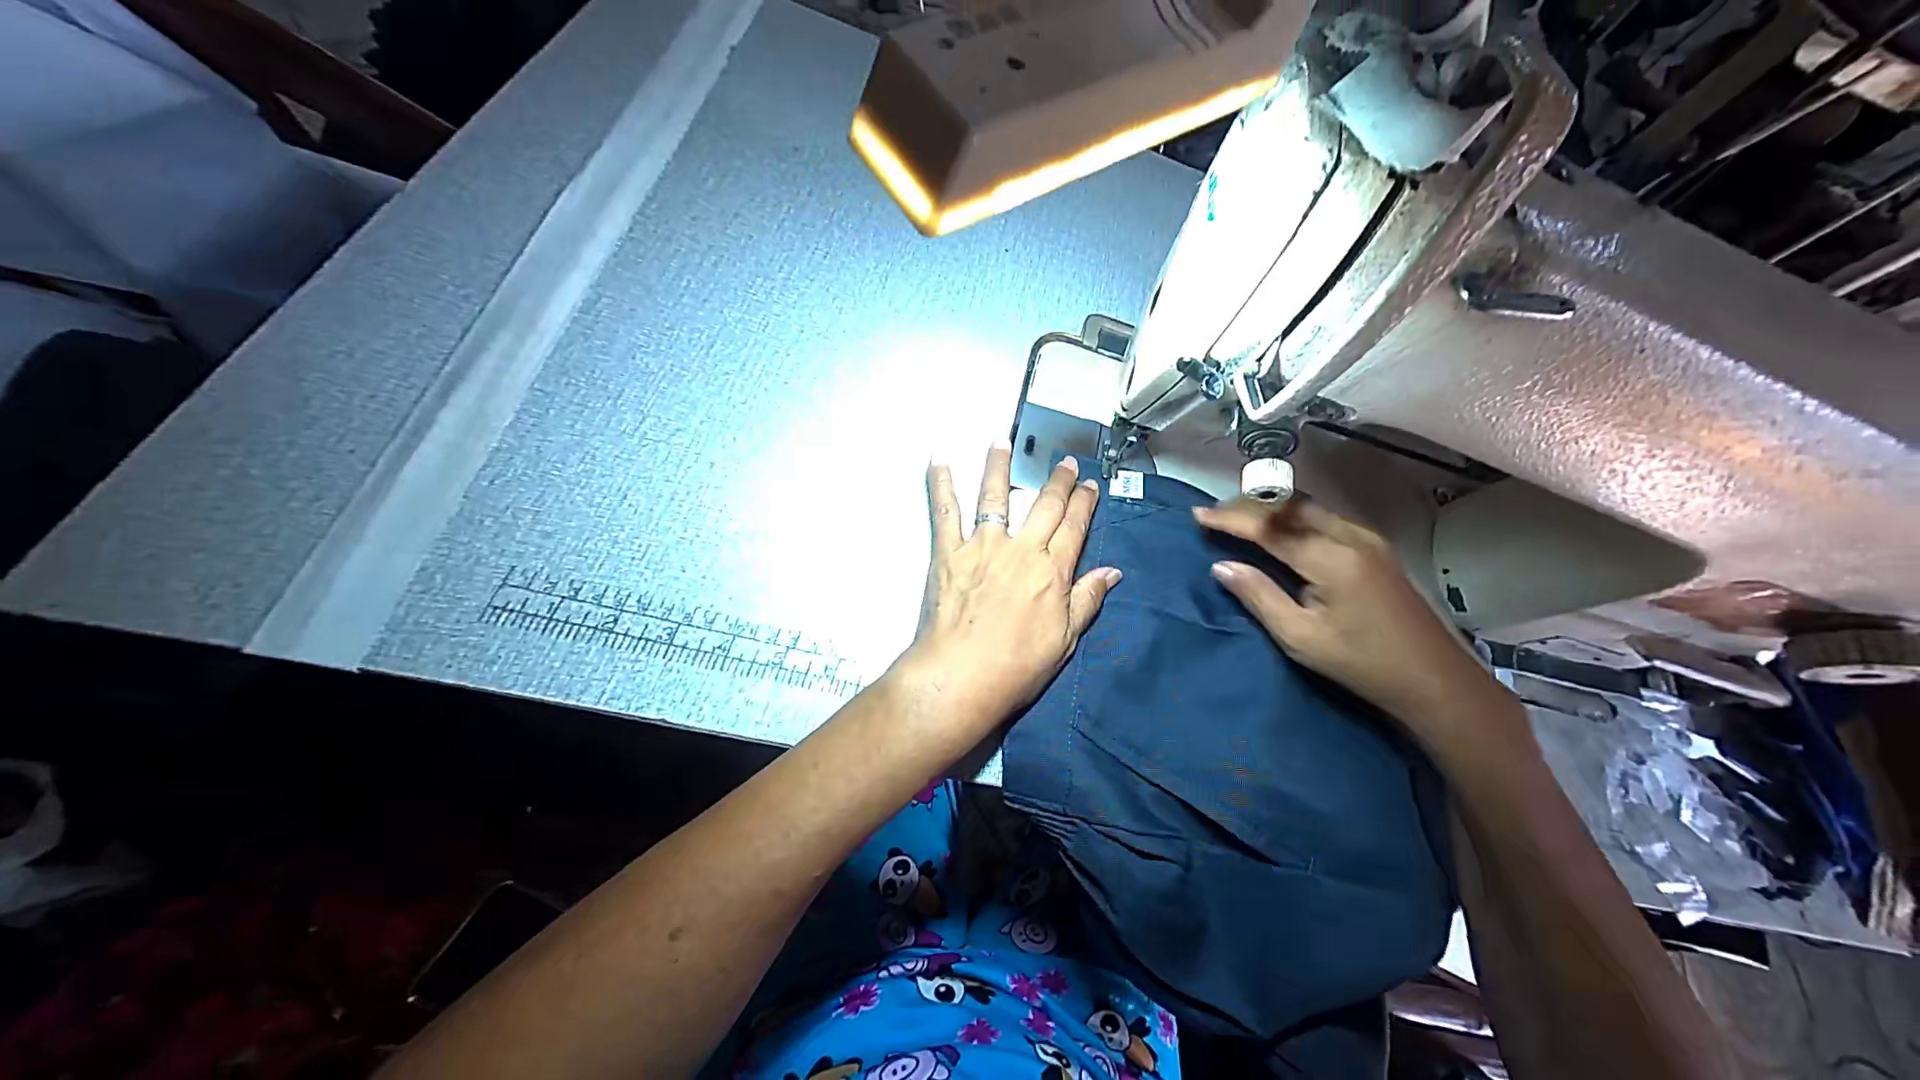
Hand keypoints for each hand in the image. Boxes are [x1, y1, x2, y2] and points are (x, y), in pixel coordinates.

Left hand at [892, 443, 1120, 737]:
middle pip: (1044, 506)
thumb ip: (1087, 600)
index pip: (1075, 527)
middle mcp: (1020, 549)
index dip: (1084, 503)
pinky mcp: (948, 553)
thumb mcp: (1065, 639)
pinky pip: (945, 512)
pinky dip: (940, 485)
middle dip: (1058, 481)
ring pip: (994, 496)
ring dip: (999, 466)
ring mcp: (982, 547)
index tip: (1090, 486)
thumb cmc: (1016, 666)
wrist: (961, 675)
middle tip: (1065, 463)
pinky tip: (938, 461)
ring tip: (1002, 442)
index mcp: (1052, 571)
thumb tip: (1112, 573)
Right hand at [1194, 497, 1523, 753]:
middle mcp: (1352, 537)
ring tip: (1237, 520)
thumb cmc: (1362, 664)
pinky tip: (1279, 530)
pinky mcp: (1376, 548)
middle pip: (1291, 506)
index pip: (1270, 527)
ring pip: (1310, 508)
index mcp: (1332, 560)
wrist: (1434, 680)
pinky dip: (1293, 517)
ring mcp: (1368, 539)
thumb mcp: (1300, 638)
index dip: (1230, 520)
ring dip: (1271, 509)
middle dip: (1248, 507)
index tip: (1196, 516)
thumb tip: (1221, 566)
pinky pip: (1325, 518)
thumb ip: (1259, 596)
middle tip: (1213, 515)